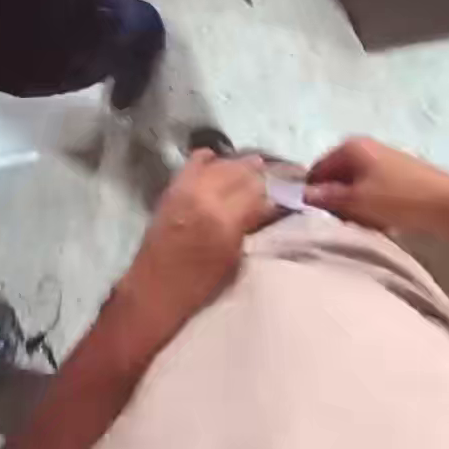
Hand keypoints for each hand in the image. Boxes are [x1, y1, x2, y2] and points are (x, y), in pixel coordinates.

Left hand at [112, 150, 277, 351]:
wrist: (155, 289)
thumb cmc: (200, 286)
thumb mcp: (236, 258)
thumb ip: (251, 226)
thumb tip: (271, 205)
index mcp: (223, 220)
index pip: (260, 192)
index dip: (279, 191)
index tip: (293, 190)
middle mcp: (204, 197)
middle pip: (241, 172)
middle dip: (263, 173)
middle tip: (280, 176)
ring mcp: (185, 188)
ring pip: (220, 164)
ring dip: (239, 165)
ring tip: (256, 168)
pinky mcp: (171, 188)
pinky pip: (194, 162)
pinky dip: (209, 160)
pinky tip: (219, 160)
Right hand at [302, 136, 448, 240]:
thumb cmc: (401, 200)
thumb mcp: (357, 201)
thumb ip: (325, 197)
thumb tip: (301, 195)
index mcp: (349, 146)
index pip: (317, 170)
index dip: (315, 193)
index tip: (321, 215)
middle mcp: (364, 146)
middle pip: (336, 176)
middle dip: (337, 199)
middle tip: (345, 221)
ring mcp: (385, 158)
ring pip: (356, 185)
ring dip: (356, 205)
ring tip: (367, 224)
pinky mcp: (402, 174)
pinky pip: (374, 188)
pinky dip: (373, 204)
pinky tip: (384, 221)